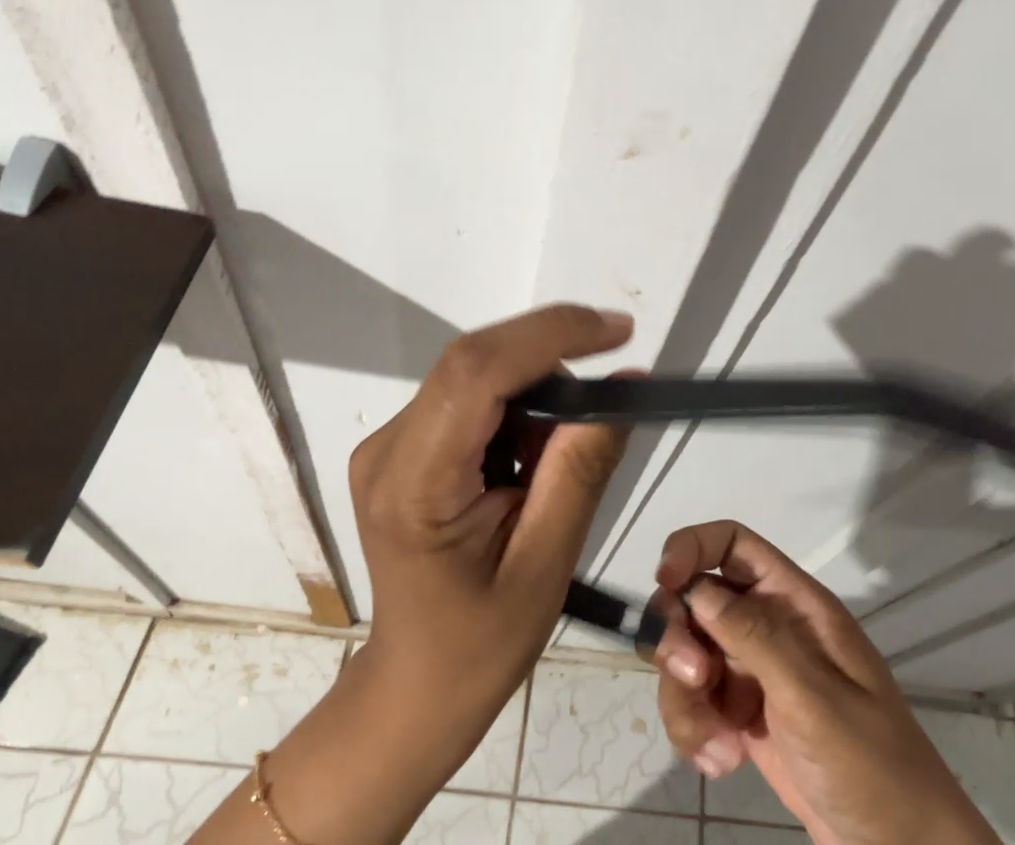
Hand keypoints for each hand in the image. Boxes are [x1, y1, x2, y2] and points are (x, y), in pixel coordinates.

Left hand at [347, 303, 635, 740]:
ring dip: (537, 397)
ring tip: (559, 466)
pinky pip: (470, 403)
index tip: (621, 333)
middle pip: (473, 365)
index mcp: (414, 484)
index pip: (475, 373)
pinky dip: (517, 416)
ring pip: (476, 377)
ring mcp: (388, 446)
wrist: (419, 682)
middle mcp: (387, 448)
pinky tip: (533, 467)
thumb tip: (627, 383)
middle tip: (610, 399)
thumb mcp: (546, 561)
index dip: (549, 335)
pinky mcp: (403, 450)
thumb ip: (581, 468)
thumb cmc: (481, 642)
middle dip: (551, 363)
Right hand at [650, 522, 1000, 844]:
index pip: (735, 544)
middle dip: (679, 639)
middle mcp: (769, 628)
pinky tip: (722, 763)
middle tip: (693, 681)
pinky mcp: (740, 715)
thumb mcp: (813, 697)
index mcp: (796, 605)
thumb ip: (755, 637)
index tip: (665, 583)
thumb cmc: (870, 762)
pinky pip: (693, 704)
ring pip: (686, 657)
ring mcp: (752, 673)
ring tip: (718, 748)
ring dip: (685, 700)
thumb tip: (698, 588)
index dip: (693, 547)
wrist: (896, 842)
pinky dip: (694, 731)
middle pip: (695, 602)